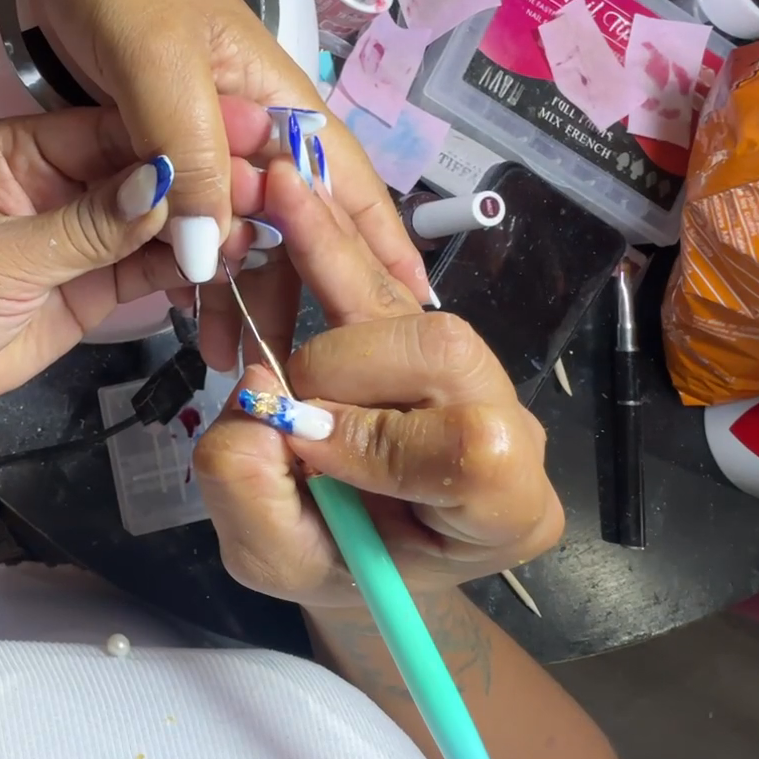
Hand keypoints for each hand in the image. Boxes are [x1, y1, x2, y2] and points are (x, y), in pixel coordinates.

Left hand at [0, 99, 273, 421]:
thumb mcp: (0, 256)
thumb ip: (84, 225)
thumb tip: (167, 187)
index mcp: (30, 148)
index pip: (120, 130)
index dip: (182, 141)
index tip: (249, 148)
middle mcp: (66, 179)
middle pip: (152, 174)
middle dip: (207, 188)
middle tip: (275, 200)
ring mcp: (87, 232)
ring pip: (162, 222)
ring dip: (208, 232)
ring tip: (264, 241)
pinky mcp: (98, 280)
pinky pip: (153, 267)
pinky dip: (188, 271)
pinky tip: (229, 273)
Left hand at [29, 0, 429, 320]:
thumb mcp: (158, 68)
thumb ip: (188, 158)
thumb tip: (211, 255)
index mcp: (274, 103)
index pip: (342, 185)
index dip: (375, 249)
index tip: (400, 317)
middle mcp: (248, 129)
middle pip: (287, 223)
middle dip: (288, 290)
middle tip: (275, 364)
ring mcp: (202, 144)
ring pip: (231, 228)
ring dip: (231, 286)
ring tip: (224, 352)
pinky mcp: (159, 153)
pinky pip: (182, 216)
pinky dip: (185, 260)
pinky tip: (182, 303)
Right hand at [190, 159, 562, 607]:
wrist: (349, 543)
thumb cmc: (322, 563)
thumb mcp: (271, 561)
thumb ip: (252, 494)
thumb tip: (257, 394)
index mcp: (498, 512)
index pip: (478, 451)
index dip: (376, 441)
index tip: (302, 447)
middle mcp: (506, 428)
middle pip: (440, 352)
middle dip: (335, 366)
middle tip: (278, 397)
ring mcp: (468, 373)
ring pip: (403, 299)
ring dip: (322, 276)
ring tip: (270, 234)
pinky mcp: (418, 331)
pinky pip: (377, 273)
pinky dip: (324, 238)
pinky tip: (290, 194)